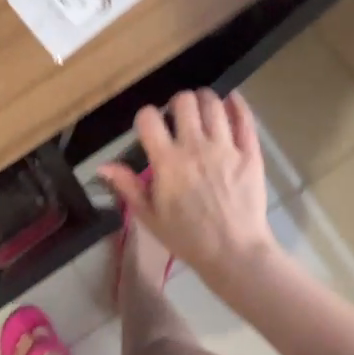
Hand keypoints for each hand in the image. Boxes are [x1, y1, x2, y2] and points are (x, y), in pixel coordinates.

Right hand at [100, 89, 273, 285]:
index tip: (150, 127)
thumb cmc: (188, 238)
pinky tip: (232, 101)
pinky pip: (245, 118)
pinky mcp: (250, 153)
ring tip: (203, 110)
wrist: (234, 254)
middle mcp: (195, 147)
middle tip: (179, 117)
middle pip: (184, 101)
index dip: (145, 117)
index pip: (149, 118)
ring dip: (204, 100)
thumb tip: (103, 166)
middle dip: (177, 103)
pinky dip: (237, 104)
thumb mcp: (150, 216)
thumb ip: (127, 186)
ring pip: (213, 103)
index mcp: (167, 162)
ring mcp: (225, 148)